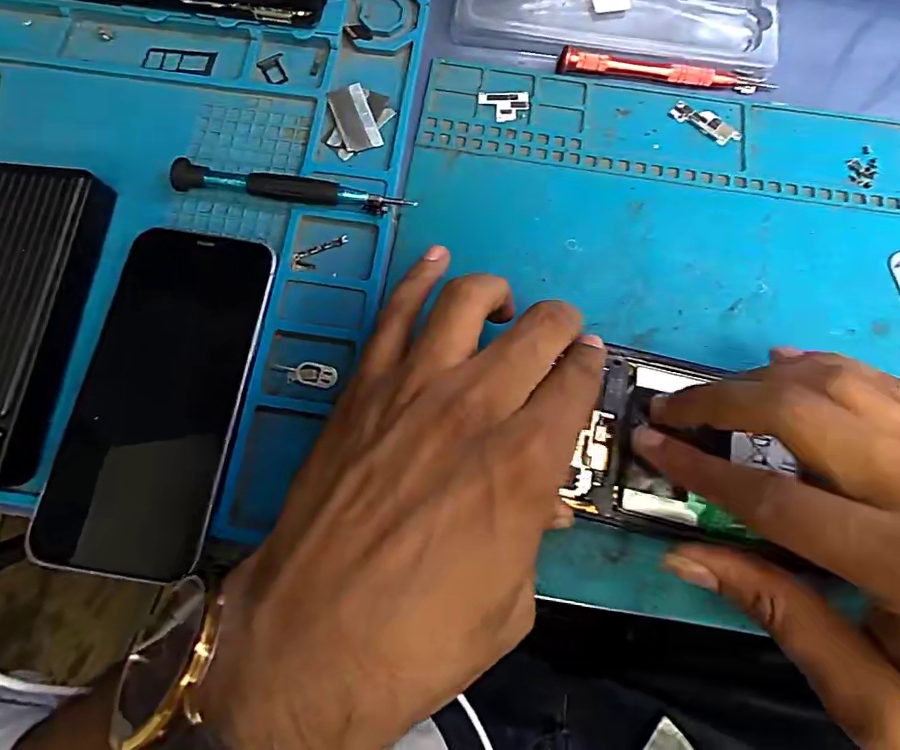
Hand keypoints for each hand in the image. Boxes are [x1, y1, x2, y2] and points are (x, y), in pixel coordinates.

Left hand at [195, 248, 600, 749]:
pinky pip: (396, 312)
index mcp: (525, 462)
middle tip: (559, 333)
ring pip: (467, 302)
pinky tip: (436, 260)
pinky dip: (419, 277)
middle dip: (560, 323)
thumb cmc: (420, 637)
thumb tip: (544, 500)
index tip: (586, 362)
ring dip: (496, 292)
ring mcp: (415, 386)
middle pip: (536, 331)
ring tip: (502, 303)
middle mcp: (476, 407)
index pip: (575, 382)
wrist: (311, 638)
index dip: (588, 366)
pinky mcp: (365, 385)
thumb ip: (533, 534)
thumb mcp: (510, 603)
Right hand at [634, 348, 899, 749]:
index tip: (648, 444)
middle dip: (725, 401)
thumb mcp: (886, 716)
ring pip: (853, 385)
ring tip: (721, 389)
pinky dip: (835, 371)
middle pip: (810, 413)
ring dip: (775, 377)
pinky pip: (896, 394)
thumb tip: (687, 555)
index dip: (700, 469)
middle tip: (671, 409)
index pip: (777, 497)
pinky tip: (797, 367)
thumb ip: (783, 617)